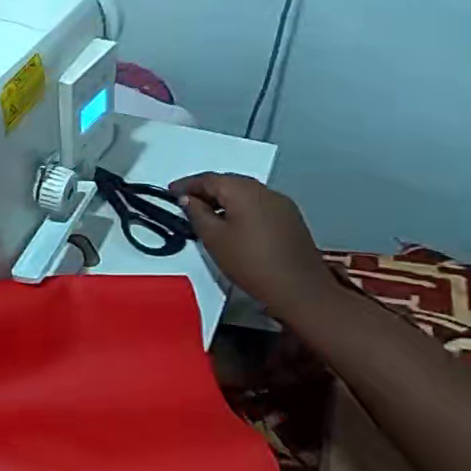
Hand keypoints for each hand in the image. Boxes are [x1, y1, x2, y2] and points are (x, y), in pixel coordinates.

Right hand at [168, 173, 337, 314]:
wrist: (301, 291)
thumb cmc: (250, 262)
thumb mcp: (213, 238)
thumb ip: (196, 213)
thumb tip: (188, 199)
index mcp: (244, 191)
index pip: (208, 179)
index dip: (186, 184)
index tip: (169, 192)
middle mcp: (265, 191)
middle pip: (229, 182)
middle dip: (205, 190)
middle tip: (185, 201)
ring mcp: (282, 205)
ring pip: (245, 193)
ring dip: (224, 199)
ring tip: (206, 213)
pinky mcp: (291, 220)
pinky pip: (258, 204)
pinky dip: (240, 207)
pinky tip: (232, 223)